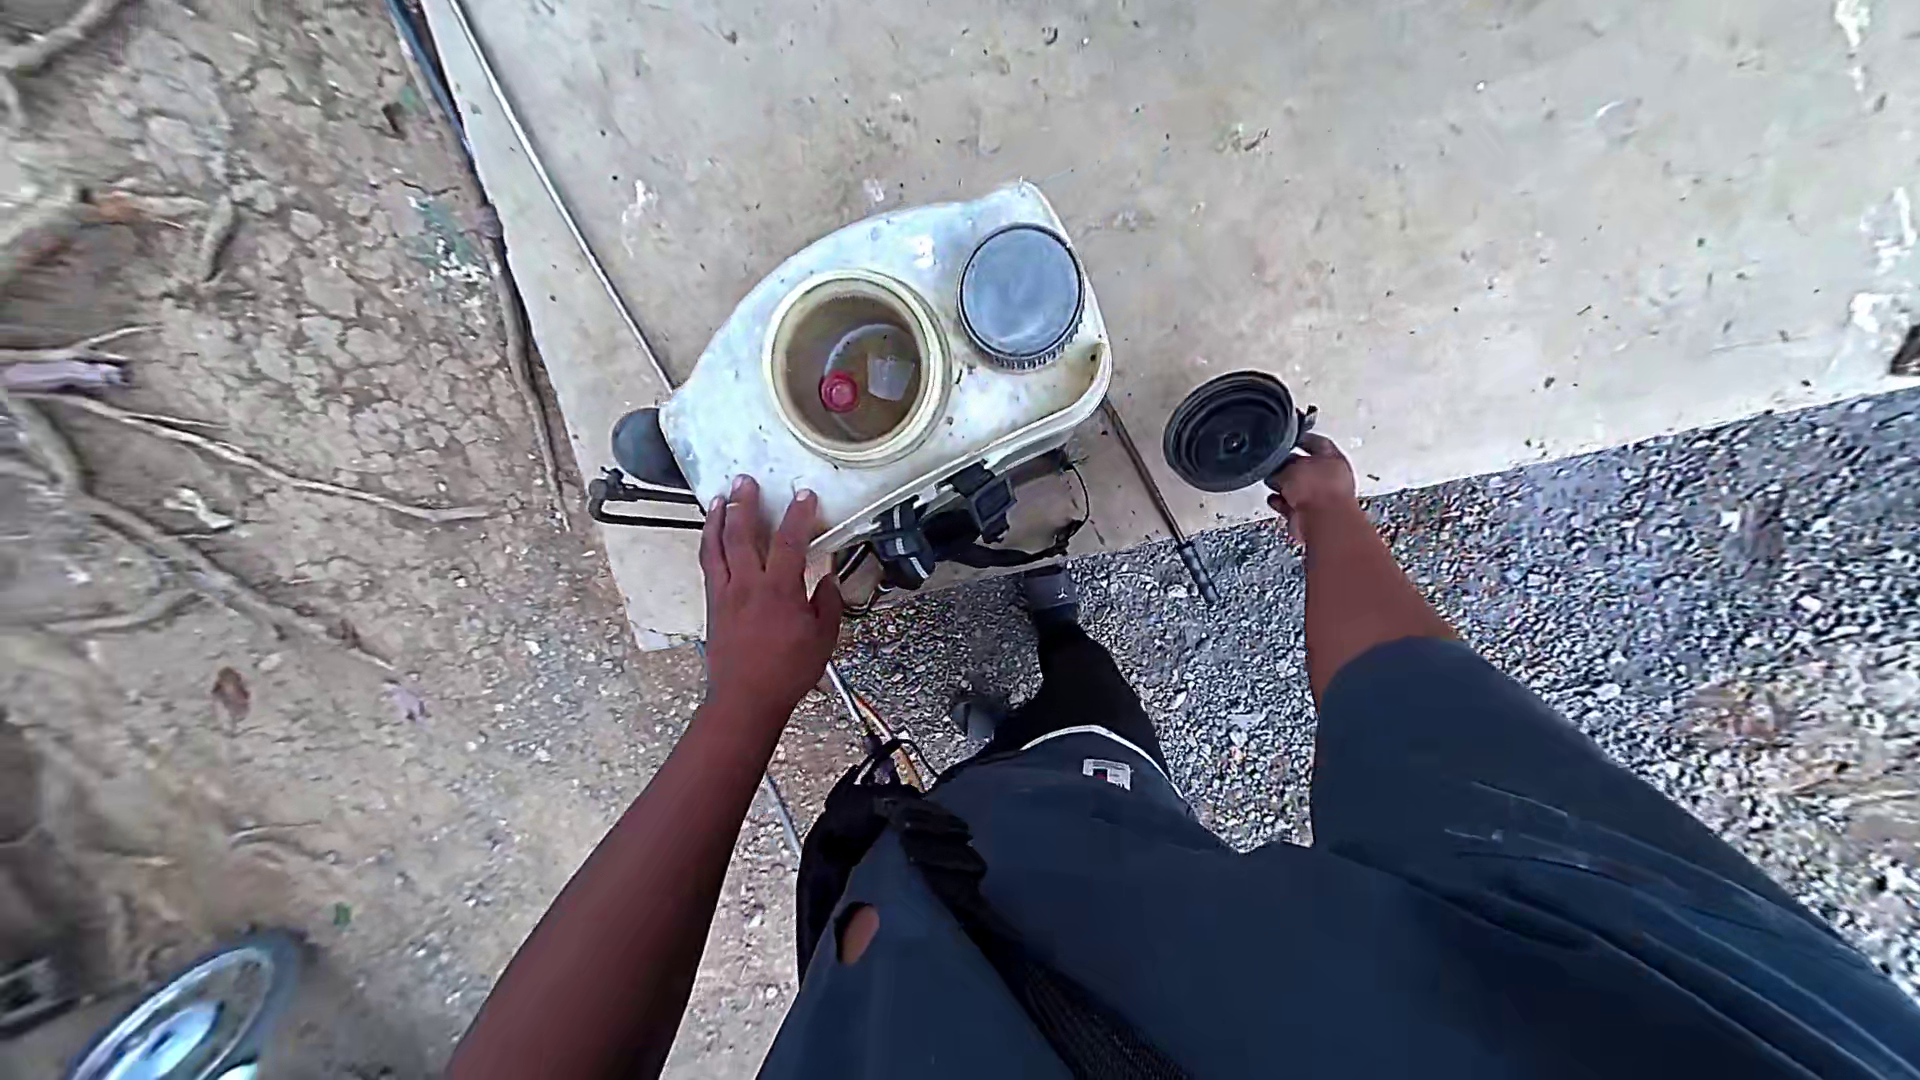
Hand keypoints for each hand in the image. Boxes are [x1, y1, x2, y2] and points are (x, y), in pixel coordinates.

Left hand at [699, 476, 842, 721]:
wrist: (746, 698)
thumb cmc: (788, 670)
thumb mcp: (824, 638)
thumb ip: (828, 603)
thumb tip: (828, 580)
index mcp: (779, 591)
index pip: (788, 542)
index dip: (797, 515)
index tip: (804, 495)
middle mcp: (748, 585)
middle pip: (741, 533)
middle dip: (744, 503)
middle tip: (746, 481)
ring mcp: (726, 593)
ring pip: (716, 546)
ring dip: (717, 518)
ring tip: (720, 498)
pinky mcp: (714, 604)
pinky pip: (708, 565)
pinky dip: (709, 543)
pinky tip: (712, 535)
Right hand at [1265, 433, 1357, 541]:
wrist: (1321, 520)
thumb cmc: (1319, 491)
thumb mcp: (1290, 467)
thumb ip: (1280, 464)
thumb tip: (1273, 470)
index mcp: (1333, 459)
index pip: (1317, 443)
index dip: (1301, 439)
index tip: (1290, 437)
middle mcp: (1330, 478)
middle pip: (1305, 467)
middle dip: (1289, 467)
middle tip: (1275, 465)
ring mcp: (1321, 497)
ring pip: (1297, 487)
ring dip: (1284, 487)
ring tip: (1273, 483)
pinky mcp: (1309, 514)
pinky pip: (1290, 504)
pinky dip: (1281, 502)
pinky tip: (1275, 499)